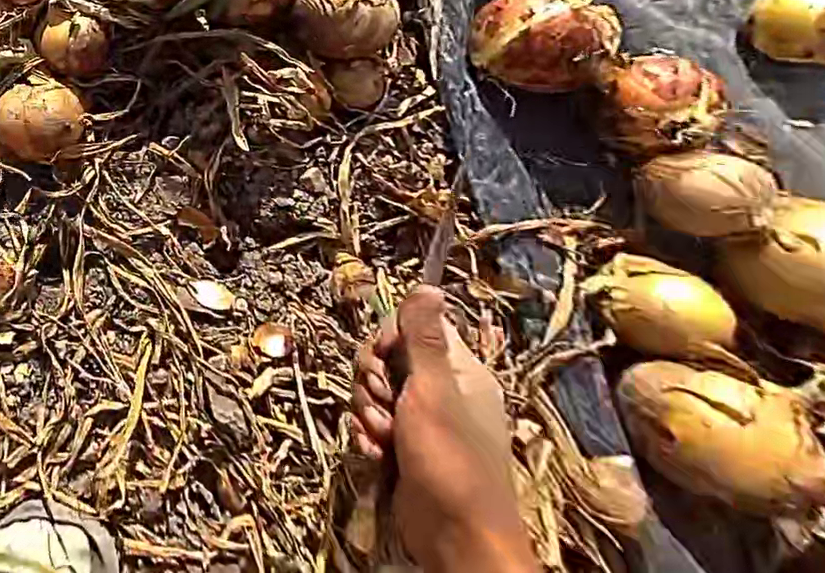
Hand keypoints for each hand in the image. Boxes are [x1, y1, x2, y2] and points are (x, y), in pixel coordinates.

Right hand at [349, 287, 536, 572]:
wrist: (455, 540)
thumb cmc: (450, 460)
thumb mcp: (433, 392)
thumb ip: (425, 338)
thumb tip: (430, 284)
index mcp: (457, 370)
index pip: (411, 325)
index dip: (389, 337)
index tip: (384, 357)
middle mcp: (439, 388)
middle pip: (384, 356)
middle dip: (371, 380)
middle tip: (383, 403)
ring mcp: (420, 417)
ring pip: (372, 389)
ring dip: (367, 411)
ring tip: (383, 437)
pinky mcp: (403, 442)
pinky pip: (371, 419)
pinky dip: (368, 434)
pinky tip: (376, 452)